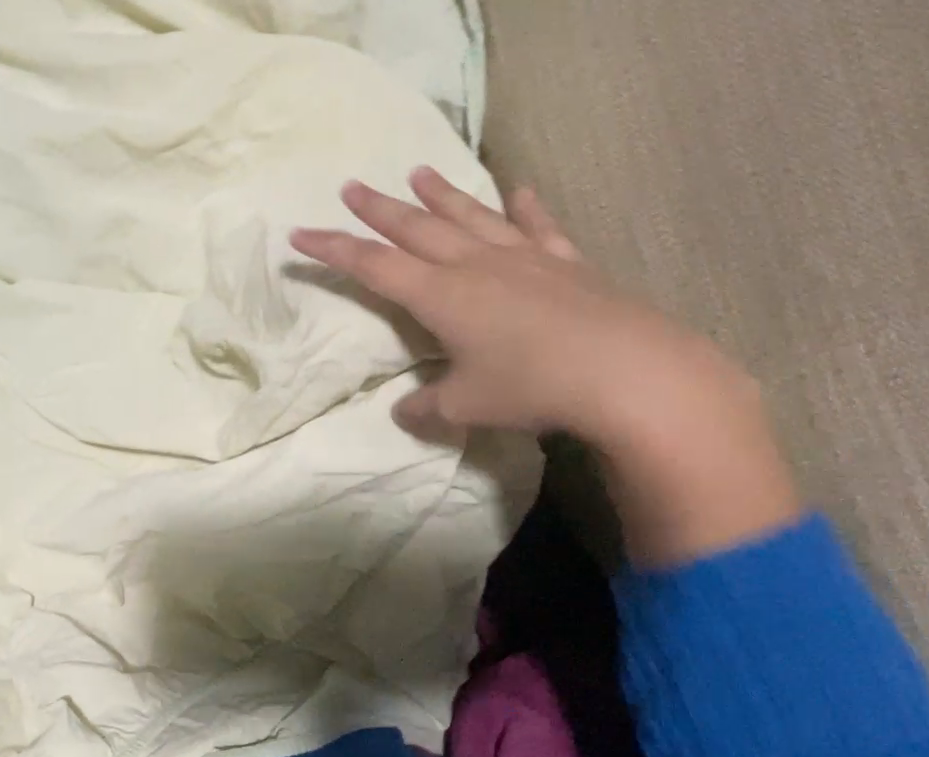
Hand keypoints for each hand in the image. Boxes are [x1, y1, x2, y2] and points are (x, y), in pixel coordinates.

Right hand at [291, 169, 800, 566]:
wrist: (629, 372)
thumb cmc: (532, 387)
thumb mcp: (464, 406)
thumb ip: (426, 406)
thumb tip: (404, 411)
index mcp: (441, 296)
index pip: (373, 267)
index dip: (332, 251)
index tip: (299, 235)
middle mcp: (476, 266)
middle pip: (416, 229)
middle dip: (378, 209)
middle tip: (352, 186)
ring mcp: (524, 259)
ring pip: (471, 217)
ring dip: (441, 195)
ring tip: (419, 172)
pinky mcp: (565, 265)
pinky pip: (537, 228)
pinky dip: (525, 209)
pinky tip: (519, 191)